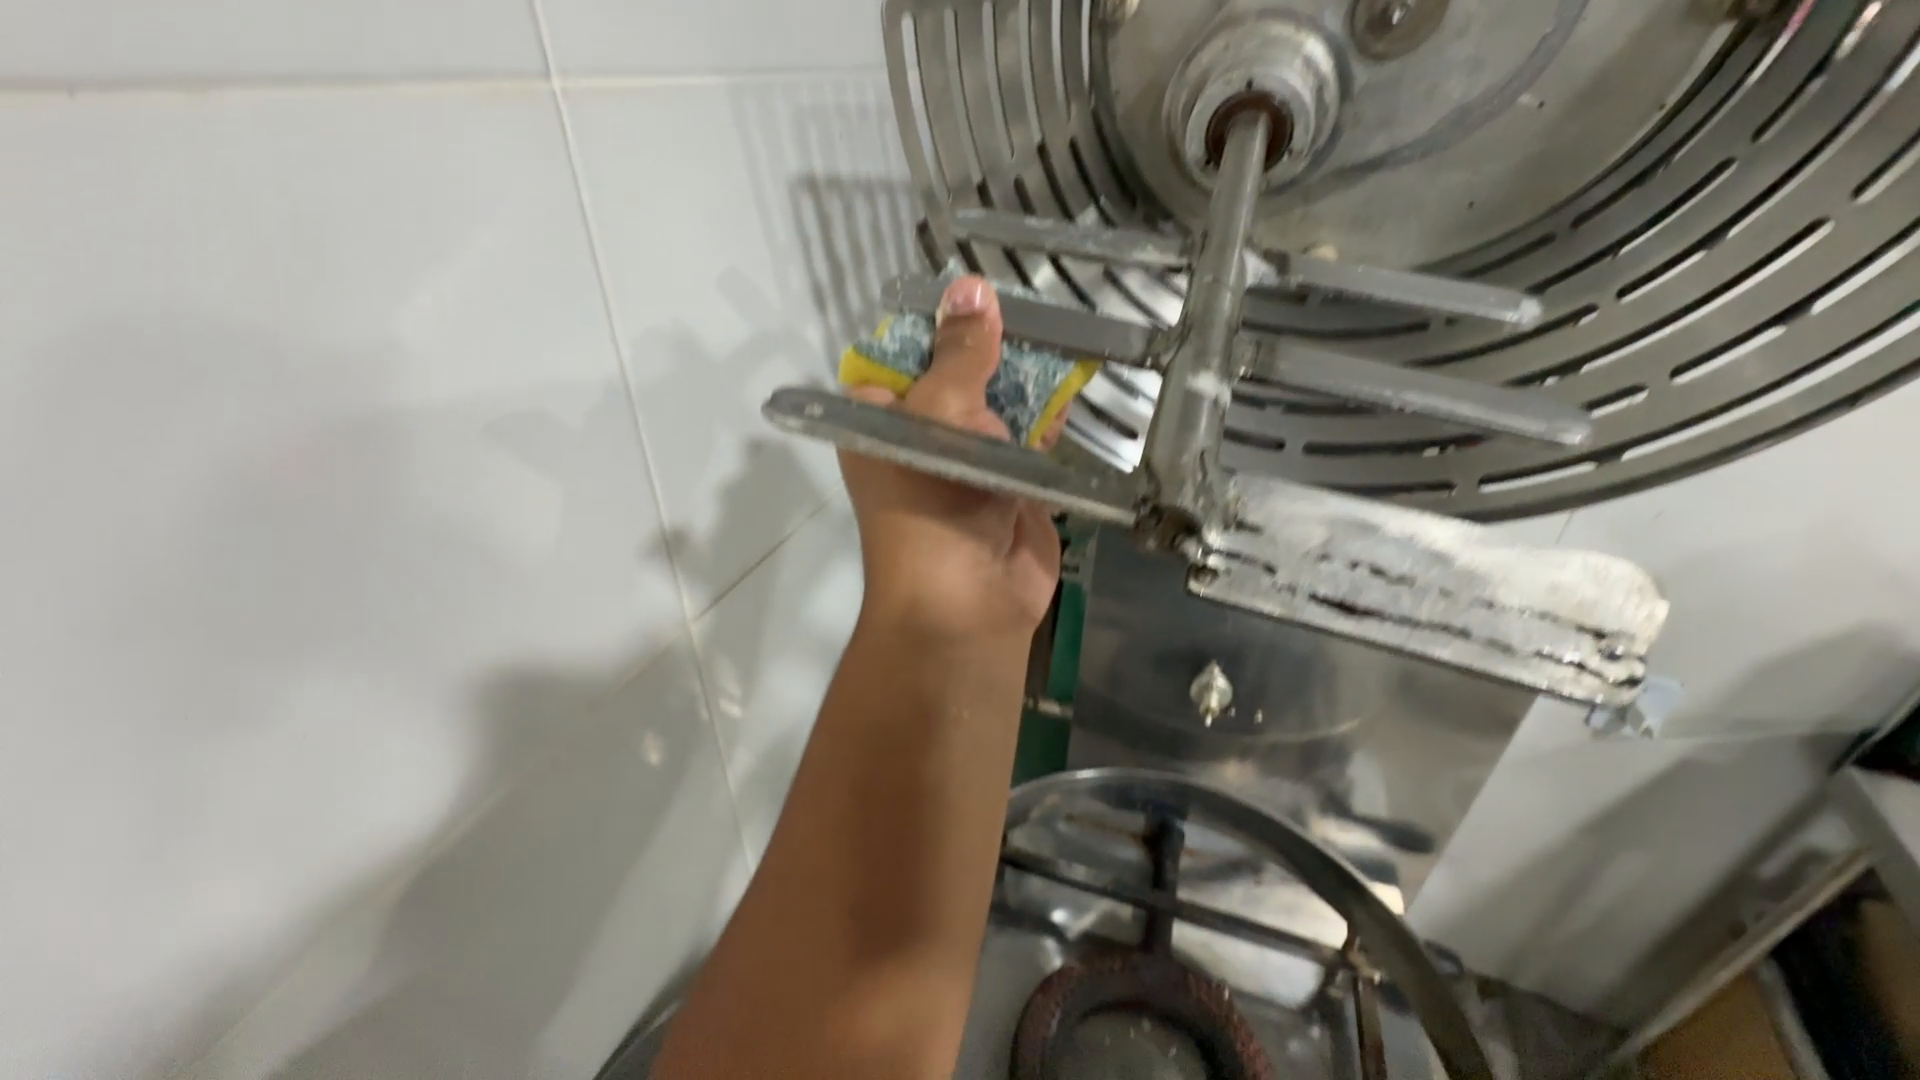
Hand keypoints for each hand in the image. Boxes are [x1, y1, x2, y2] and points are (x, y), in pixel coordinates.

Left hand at [840, 276, 1063, 645]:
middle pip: (958, 374)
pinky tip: (1072, 377)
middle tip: (1029, 304)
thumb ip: (960, 352)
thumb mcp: (938, 411)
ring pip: (999, 402)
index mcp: (880, 418)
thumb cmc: (930, 496)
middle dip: (991, 346)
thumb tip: (970, 286)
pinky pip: (1033, 435)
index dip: (937, 323)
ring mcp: (969, 460)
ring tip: (1058, 326)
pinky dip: (1050, 413)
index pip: (902, 353)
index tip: (976, 290)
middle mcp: (921, 435)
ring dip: (1025, 375)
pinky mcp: (1012, 483)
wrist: (968, 597)